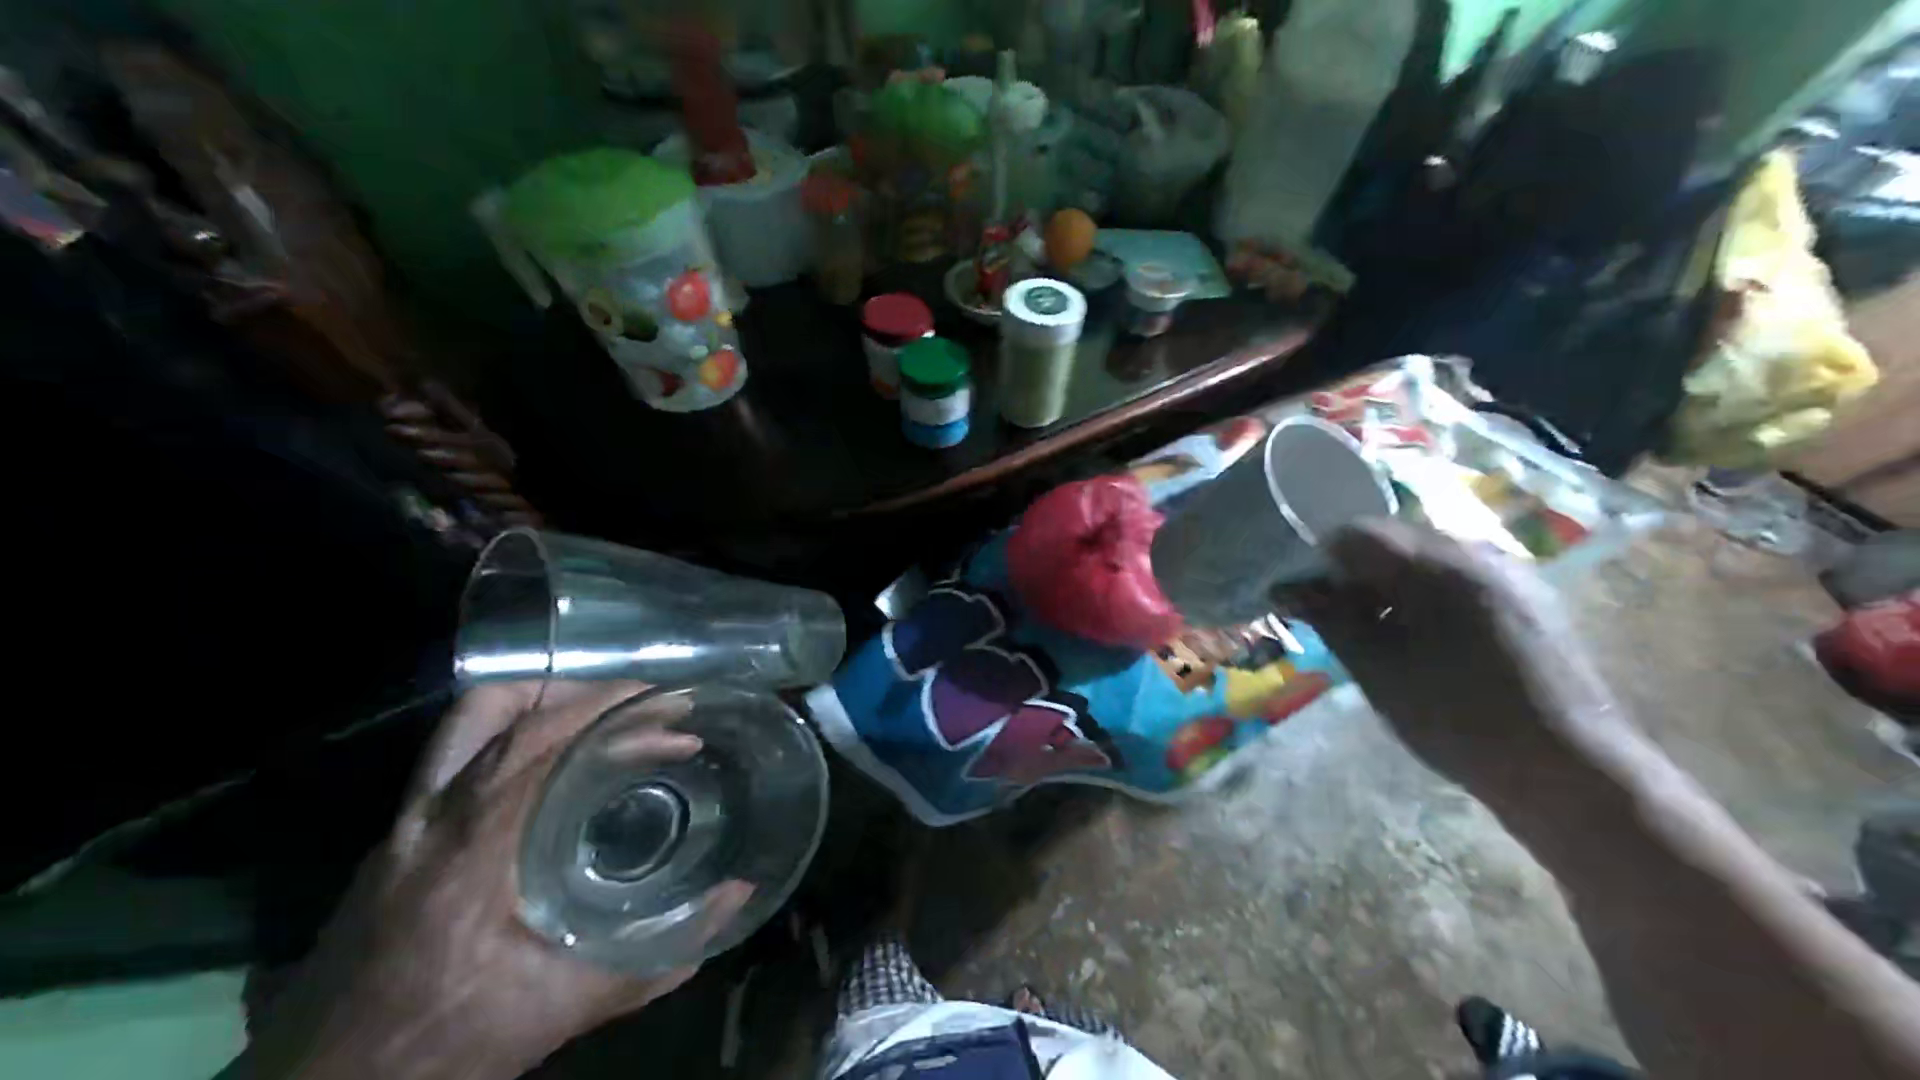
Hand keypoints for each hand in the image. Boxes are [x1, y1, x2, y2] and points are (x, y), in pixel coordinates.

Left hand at [238, 681, 750, 1079]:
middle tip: (648, 708)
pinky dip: (509, 731)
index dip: (616, 709)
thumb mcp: (572, 1005)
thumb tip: (737, 898)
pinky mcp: (396, 835)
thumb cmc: (456, 1042)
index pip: (546, 740)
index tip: (671, 709)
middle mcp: (434, 818)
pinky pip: (454, 751)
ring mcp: (406, 822)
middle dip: (592, 695)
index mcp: (478, 848)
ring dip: (541, 698)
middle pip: (511, 712)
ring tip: (597, 713)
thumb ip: (662, 954)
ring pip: (468, 719)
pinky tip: (546, 762)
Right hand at [1289, 520, 1636, 811]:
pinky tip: (1425, 643)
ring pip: (1428, 561)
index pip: (1357, 532)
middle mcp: (1478, 553)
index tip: (1305, 598)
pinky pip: (1460, 579)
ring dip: (1391, 586)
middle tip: (1338, 620)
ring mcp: (1511, 575)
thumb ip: (1329, 618)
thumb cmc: (1456, 717)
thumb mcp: (1376, 668)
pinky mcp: (1531, 600)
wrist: (1568, 770)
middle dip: (1355, 574)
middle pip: (1394, 541)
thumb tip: (1287, 590)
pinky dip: (1427, 597)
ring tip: (1379, 635)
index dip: (1320, 560)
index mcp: (1437, 564)